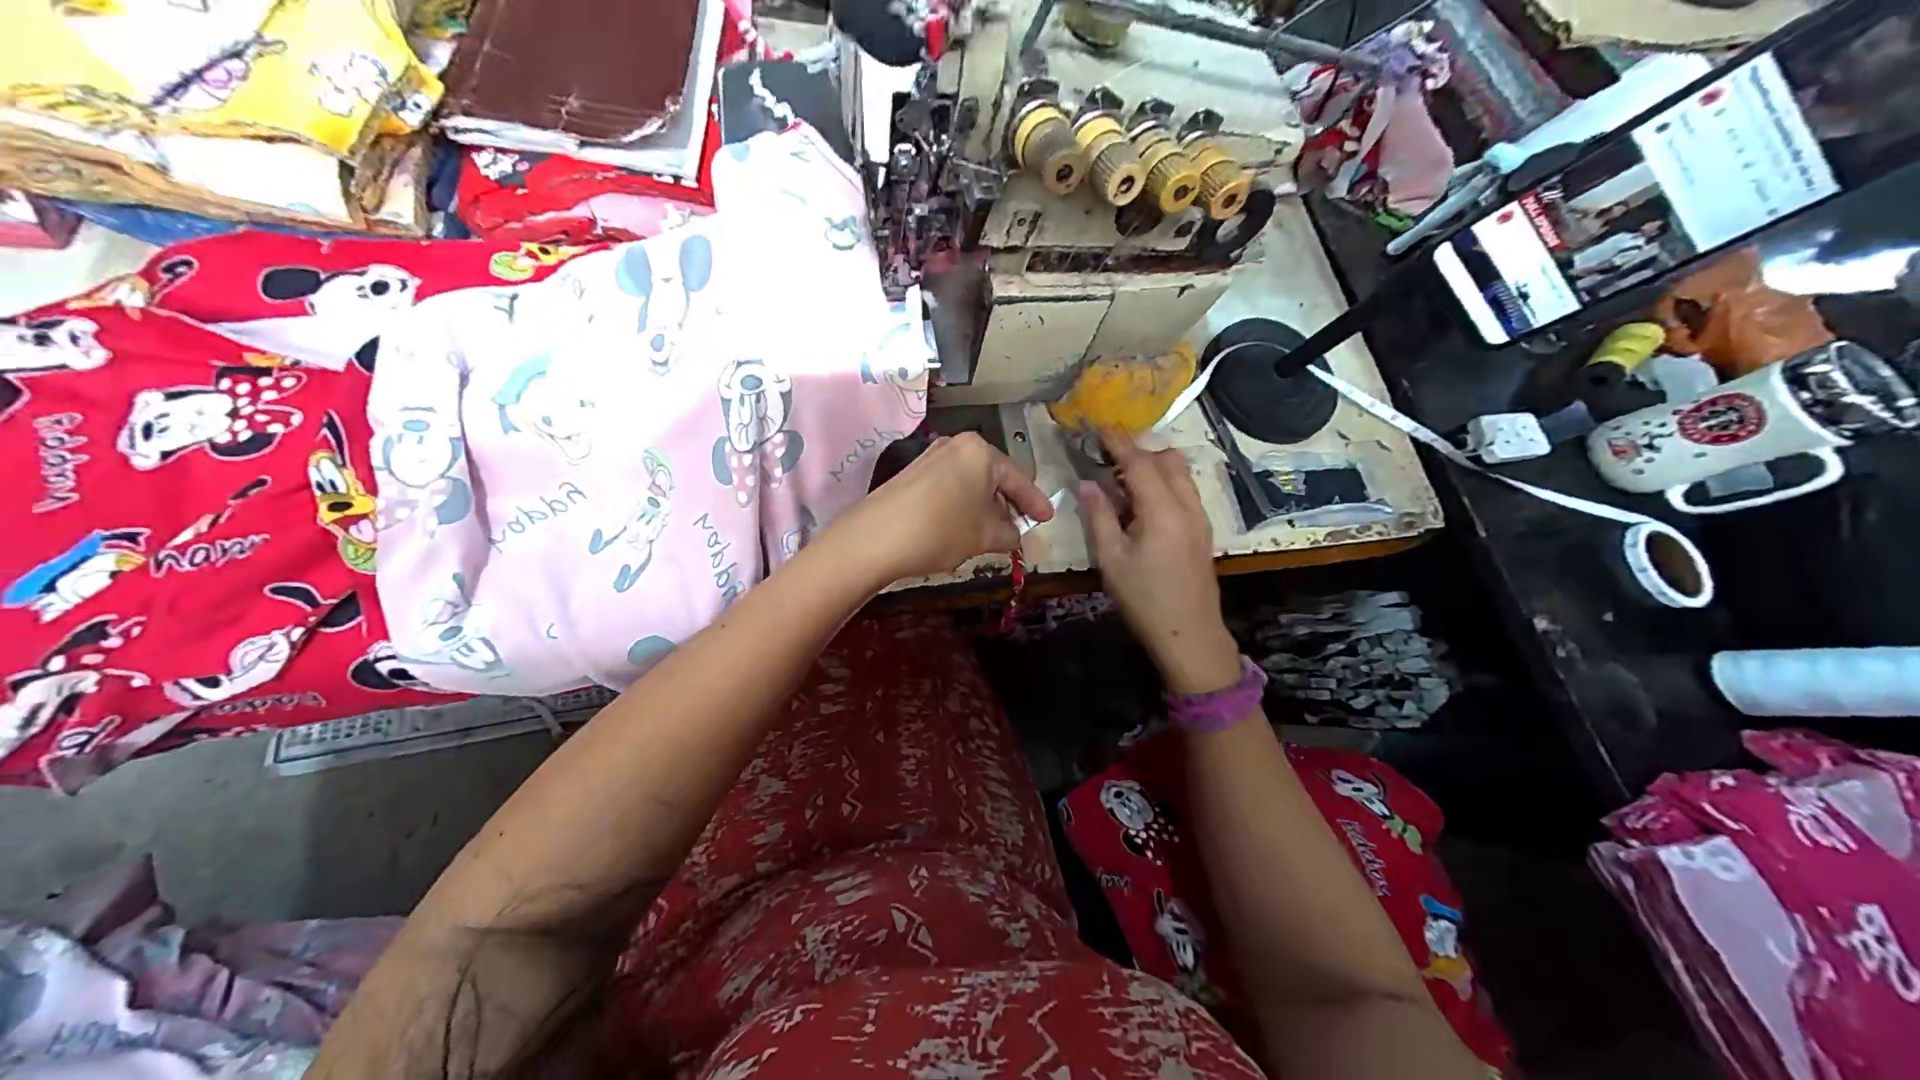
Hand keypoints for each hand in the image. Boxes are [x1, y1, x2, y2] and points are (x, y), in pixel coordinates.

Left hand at [829, 432, 1054, 586]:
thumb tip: (1014, 533)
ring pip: (971, 481)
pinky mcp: (913, 473)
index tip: (1046, 520)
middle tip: (1018, 530)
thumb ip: (1009, 532)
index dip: (1035, 503)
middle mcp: (957, 445)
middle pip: (995, 475)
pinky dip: (963, 504)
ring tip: (991, 534)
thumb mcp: (985, 536)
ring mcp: (932, 456)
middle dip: (1008, 503)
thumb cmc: (941, 530)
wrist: (875, 537)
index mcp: (981, 452)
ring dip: (985, 506)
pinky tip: (962, 528)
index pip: (1020, 478)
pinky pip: (951, 485)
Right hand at [1080, 430, 1239, 693]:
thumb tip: (1088, 483)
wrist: (1189, 634)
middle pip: (1166, 459)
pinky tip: (1142, 506)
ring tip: (1123, 484)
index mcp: (1163, 510)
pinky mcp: (1203, 530)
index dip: (1117, 441)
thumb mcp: (1111, 559)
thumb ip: (1099, 516)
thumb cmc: (1144, 599)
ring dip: (1153, 467)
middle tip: (1107, 461)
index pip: (1139, 462)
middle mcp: (1187, 505)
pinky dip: (1164, 484)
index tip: (1099, 426)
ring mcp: (1200, 517)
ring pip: (1180, 473)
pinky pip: (1184, 491)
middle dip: (1137, 452)